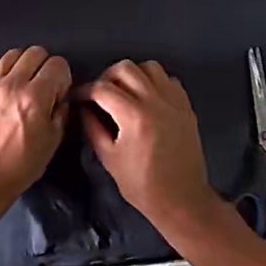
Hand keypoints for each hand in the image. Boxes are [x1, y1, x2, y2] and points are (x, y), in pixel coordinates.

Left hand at [0, 47, 70, 198]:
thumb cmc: (21, 163)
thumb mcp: (54, 139)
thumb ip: (61, 109)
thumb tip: (61, 93)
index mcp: (35, 97)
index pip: (57, 64)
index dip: (62, 77)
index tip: (57, 90)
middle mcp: (12, 85)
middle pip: (35, 52)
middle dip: (44, 67)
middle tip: (41, 86)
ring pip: (12, 53)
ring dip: (20, 65)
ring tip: (20, 84)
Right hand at [80, 60, 222, 233]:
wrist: (181, 198)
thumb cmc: (142, 184)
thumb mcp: (109, 159)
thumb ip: (93, 128)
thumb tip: (84, 108)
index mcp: (134, 116)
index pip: (103, 88)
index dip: (85, 90)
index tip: (78, 97)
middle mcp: (156, 101)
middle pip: (126, 68)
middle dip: (107, 77)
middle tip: (100, 94)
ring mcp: (174, 101)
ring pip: (150, 67)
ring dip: (133, 75)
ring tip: (124, 92)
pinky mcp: (186, 106)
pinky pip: (169, 79)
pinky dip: (155, 82)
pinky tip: (147, 98)